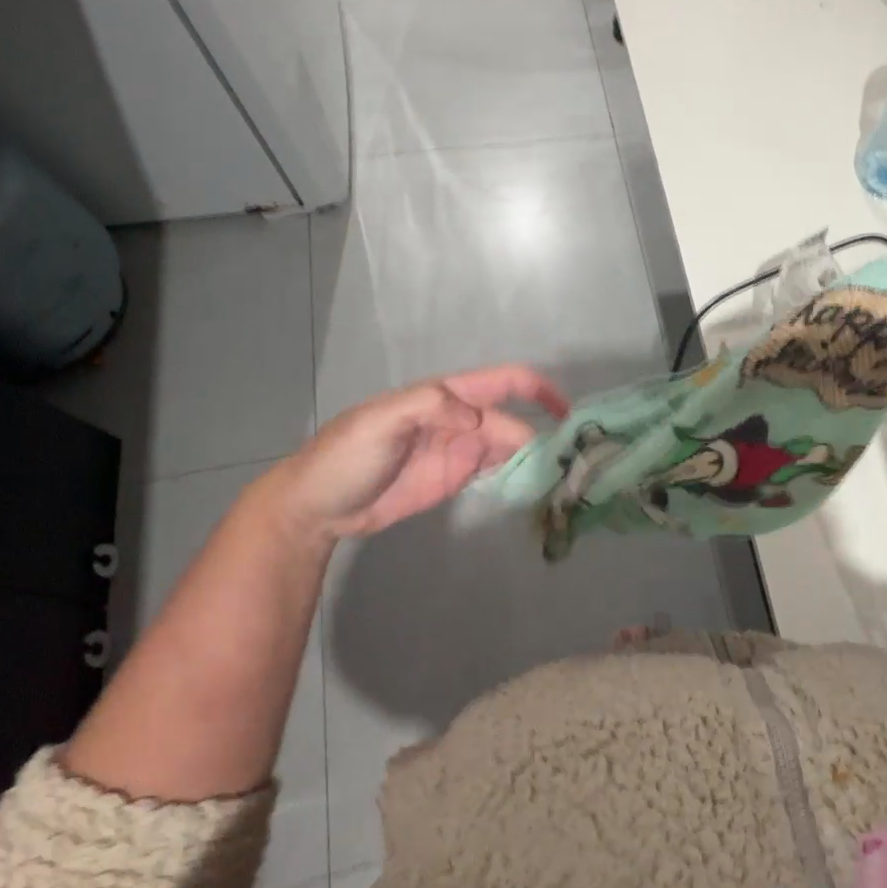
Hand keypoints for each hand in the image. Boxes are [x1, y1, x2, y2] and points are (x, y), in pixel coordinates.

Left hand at [255, 364, 570, 541]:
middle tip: (568, 465)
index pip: (503, 382)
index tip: (568, 411)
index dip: (538, 388)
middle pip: (513, 422)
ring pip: (510, 446)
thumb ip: (429, 407)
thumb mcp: (380, 421)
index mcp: (446, 396)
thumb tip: (477, 418)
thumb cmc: (344, 455)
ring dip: (535, 457)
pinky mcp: (456, 477)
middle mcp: (461, 419)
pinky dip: (518, 474)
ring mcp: (460, 449)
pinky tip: (535, 486)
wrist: (318, 505)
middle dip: (542, 436)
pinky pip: (496, 469)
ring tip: (562, 476)